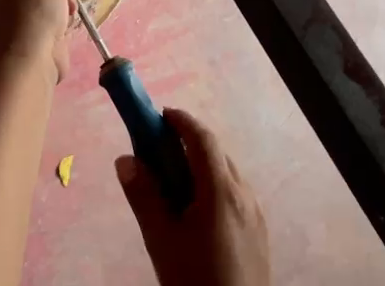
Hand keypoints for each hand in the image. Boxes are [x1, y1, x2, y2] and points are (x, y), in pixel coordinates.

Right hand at [117, 109, 269, 285]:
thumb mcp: (161, 240)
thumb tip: (125, 159)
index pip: (203, 138)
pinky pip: (234, 194)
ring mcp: (256, 214)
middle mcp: (244, 194)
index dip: (181, 120)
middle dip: (187, 143)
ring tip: (173, 185)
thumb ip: (143, 196)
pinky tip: (195, 212)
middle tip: (157, 152)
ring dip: (200, 166)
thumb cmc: (194, 280)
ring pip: (226, 174)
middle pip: (216, 153)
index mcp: (221, 191)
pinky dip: (213, 186)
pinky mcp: (259, 232)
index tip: (158, 115)